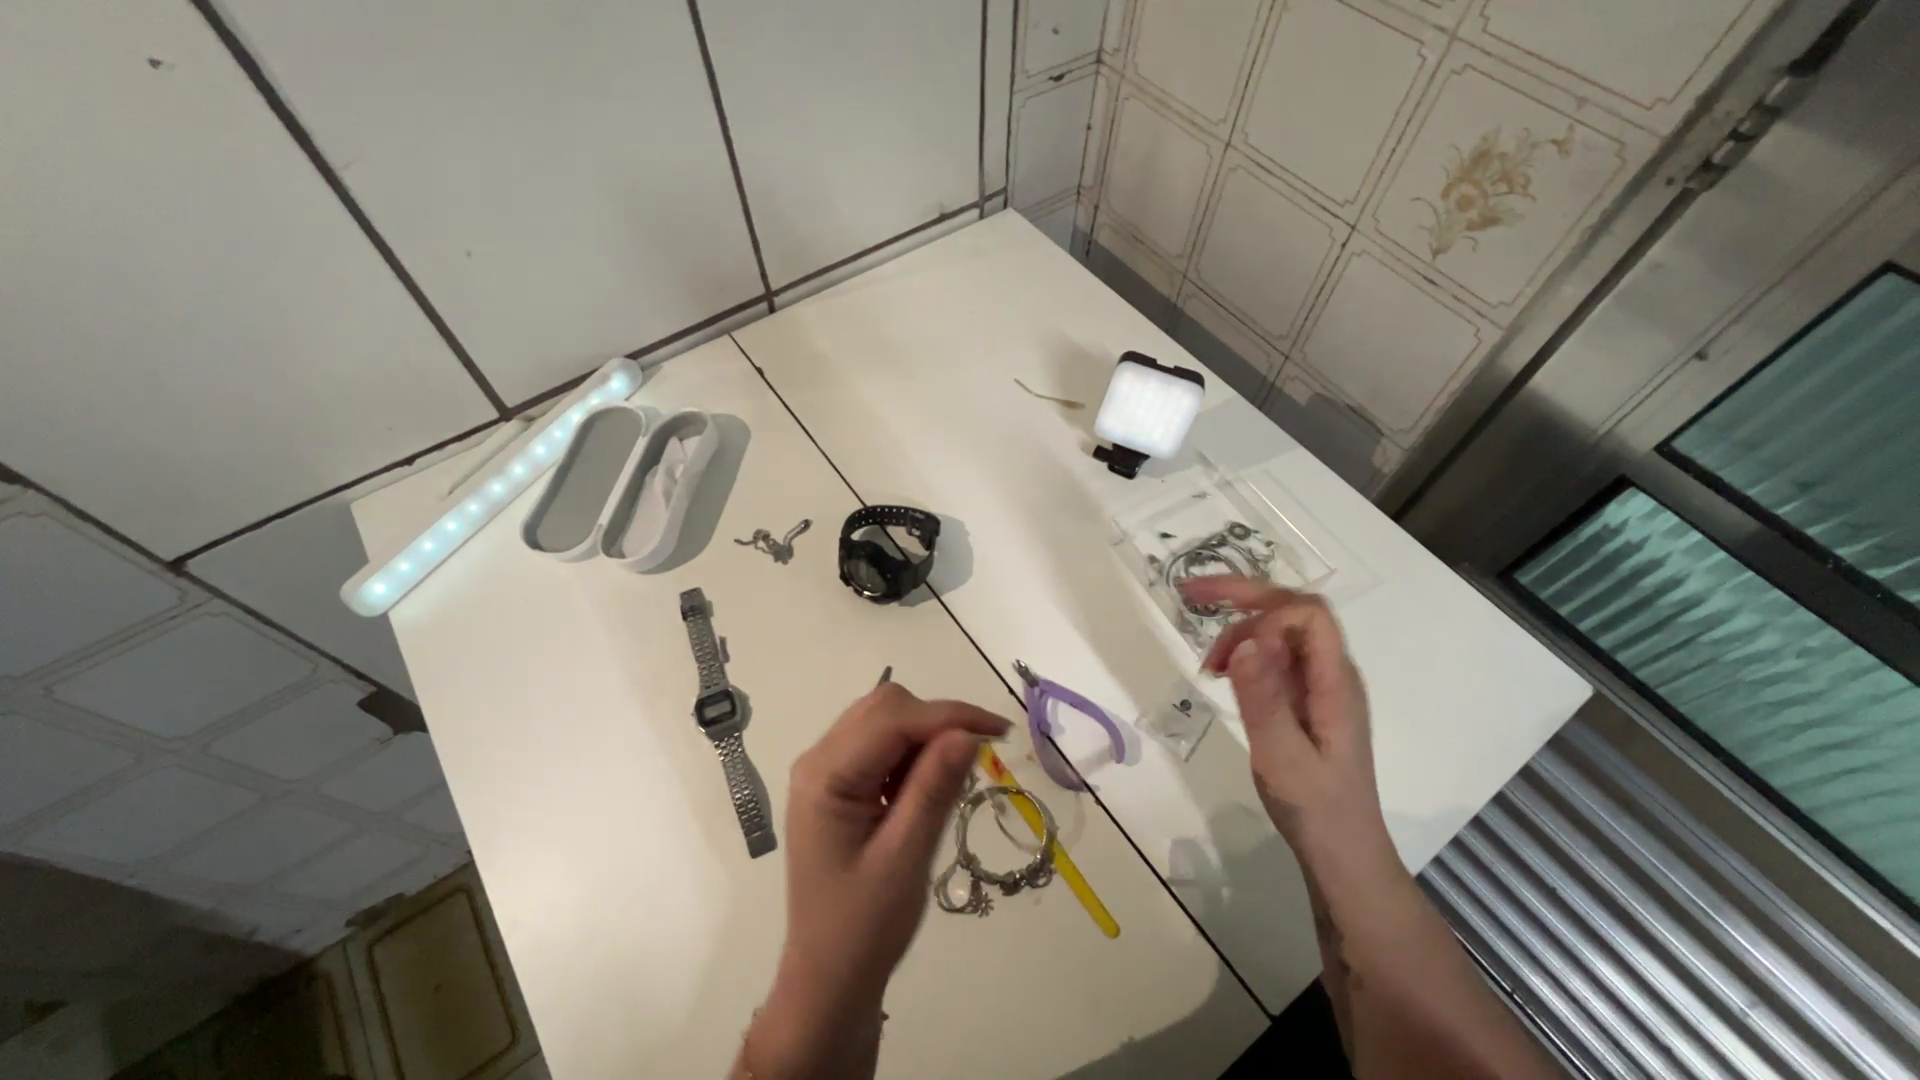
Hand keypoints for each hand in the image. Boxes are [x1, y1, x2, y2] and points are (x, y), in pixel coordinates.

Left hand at [742, 682, 1009, 1077]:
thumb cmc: (865, 926)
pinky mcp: (837, 786)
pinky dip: (911, 754)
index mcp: (825, 776)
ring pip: (884, 721)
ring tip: (952, 782)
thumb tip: (967, 733)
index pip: (893, 718)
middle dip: (937, 722)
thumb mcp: (906, 857)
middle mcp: (818, 761)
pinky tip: (927, 789)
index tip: (1001, 732)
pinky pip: (879, 746)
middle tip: (978, 760)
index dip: (950, 716)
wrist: (829, 977)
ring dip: (925, 737)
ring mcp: (825, 772)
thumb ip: (933, 789)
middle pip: (885, 708)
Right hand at [1183, 577, 1392, 873]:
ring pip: (1280, 632)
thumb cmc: (1317, 809)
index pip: (1308, 614)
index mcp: (1336, 682)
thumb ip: (1265, 700)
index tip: (1224, 650)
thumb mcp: (1283, 758)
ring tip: (1208, 668)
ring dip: (1239, 632)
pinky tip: (1222, 676)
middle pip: (1292, 611)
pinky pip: (1276, 658)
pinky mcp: (1304, 701)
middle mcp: (1331, 674)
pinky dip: (1245, 654)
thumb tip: (1246, 643)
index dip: (1263, 613)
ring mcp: (1319, 686)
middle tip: (1188, 595)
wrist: (1342, 854)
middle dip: (1242, 598)